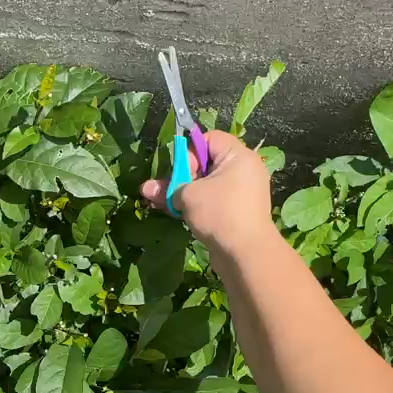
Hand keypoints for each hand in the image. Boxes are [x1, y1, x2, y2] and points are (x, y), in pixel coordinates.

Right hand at [140, 129, 278, 255]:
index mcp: (238, 156)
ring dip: (181, 193)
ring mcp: (239, 193)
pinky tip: (171, 211)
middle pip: (205, 164)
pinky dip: (193, 205)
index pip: (209, 139)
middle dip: (179, 177)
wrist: (246, 253)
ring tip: (156, 201)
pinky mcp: (234, 212)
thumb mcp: (188, 196)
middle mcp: (242, 170)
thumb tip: (146, 188)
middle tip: (162, 190)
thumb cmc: (220, 213)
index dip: (189, 152)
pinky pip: (210, 201)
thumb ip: (168, 188)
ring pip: (204, 186)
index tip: (180, 171)